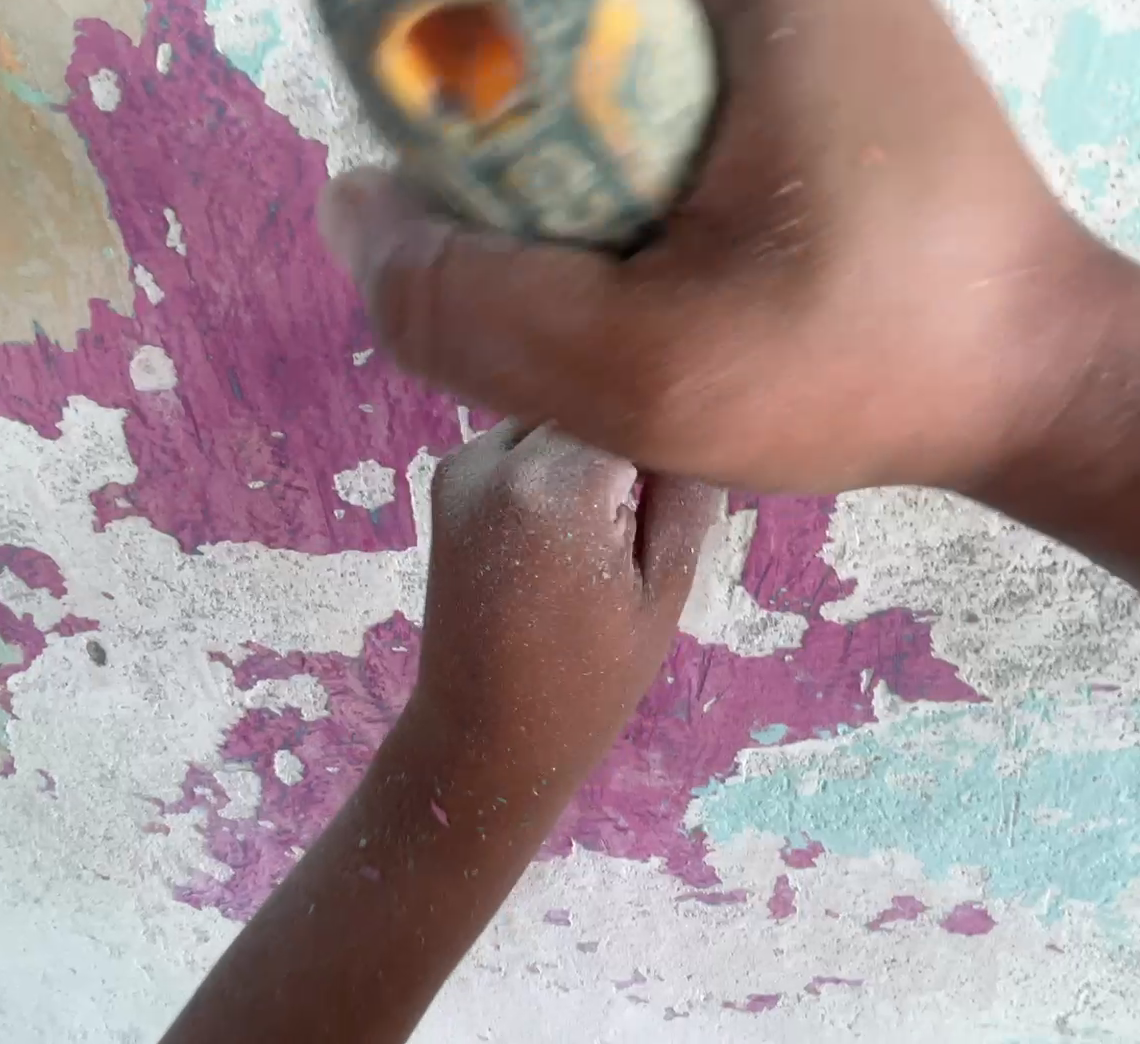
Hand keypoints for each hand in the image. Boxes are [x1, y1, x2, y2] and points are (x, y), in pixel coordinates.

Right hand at [319, 0, 1139, 493]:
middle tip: (563, 279)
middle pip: (531, 33)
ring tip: (617, 290)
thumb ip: (472, 309)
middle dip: (500, 159)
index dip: (431, 67)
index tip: (472, 203)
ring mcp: (768, 9)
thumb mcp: (646, 375)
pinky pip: (629, 112)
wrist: (1026, 379)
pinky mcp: (778, 70)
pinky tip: (649, 270)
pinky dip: (604, 195)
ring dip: (552, 191)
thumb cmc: (863, 370)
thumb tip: (358, 210)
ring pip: (573, 82)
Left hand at [417, 420, 717, 762]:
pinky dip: (549, 460)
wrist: (485, 731)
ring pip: (552, 417)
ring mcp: (462, 463)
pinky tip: (559, 519)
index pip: (633, 410)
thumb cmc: (588, 679)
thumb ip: (686, 497)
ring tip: (601, 518)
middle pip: (588, 407)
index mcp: (553, 486)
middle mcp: (494, 457)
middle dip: (624, 440)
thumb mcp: (663, 593)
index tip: (682, 477)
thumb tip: (692, 429)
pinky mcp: (447, 478)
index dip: (666, 436)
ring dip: (585, 447)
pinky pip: (517, 441)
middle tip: (644, 507)